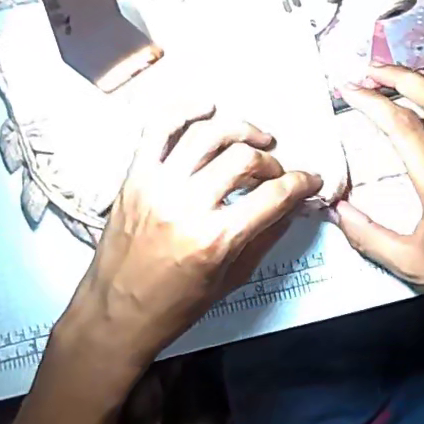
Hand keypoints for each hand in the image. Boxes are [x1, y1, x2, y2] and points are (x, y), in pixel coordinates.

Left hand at [56, 105, 321, 374]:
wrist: (114, 316)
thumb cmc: (173, 306)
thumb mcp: (232, 278)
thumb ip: (266, 236)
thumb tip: (292, 204)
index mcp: (215, 239)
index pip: (273, 196)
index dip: (301, 183)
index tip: (309, 180)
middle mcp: (186, 206)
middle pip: (244, 159)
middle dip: (271, 162)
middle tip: (275, 173)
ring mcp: (157, 186)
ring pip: (208, 135)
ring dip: (241, 131)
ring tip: (255, 140)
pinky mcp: (135, 177)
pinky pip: (158, 129)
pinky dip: (184, 109)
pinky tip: (207, 107)